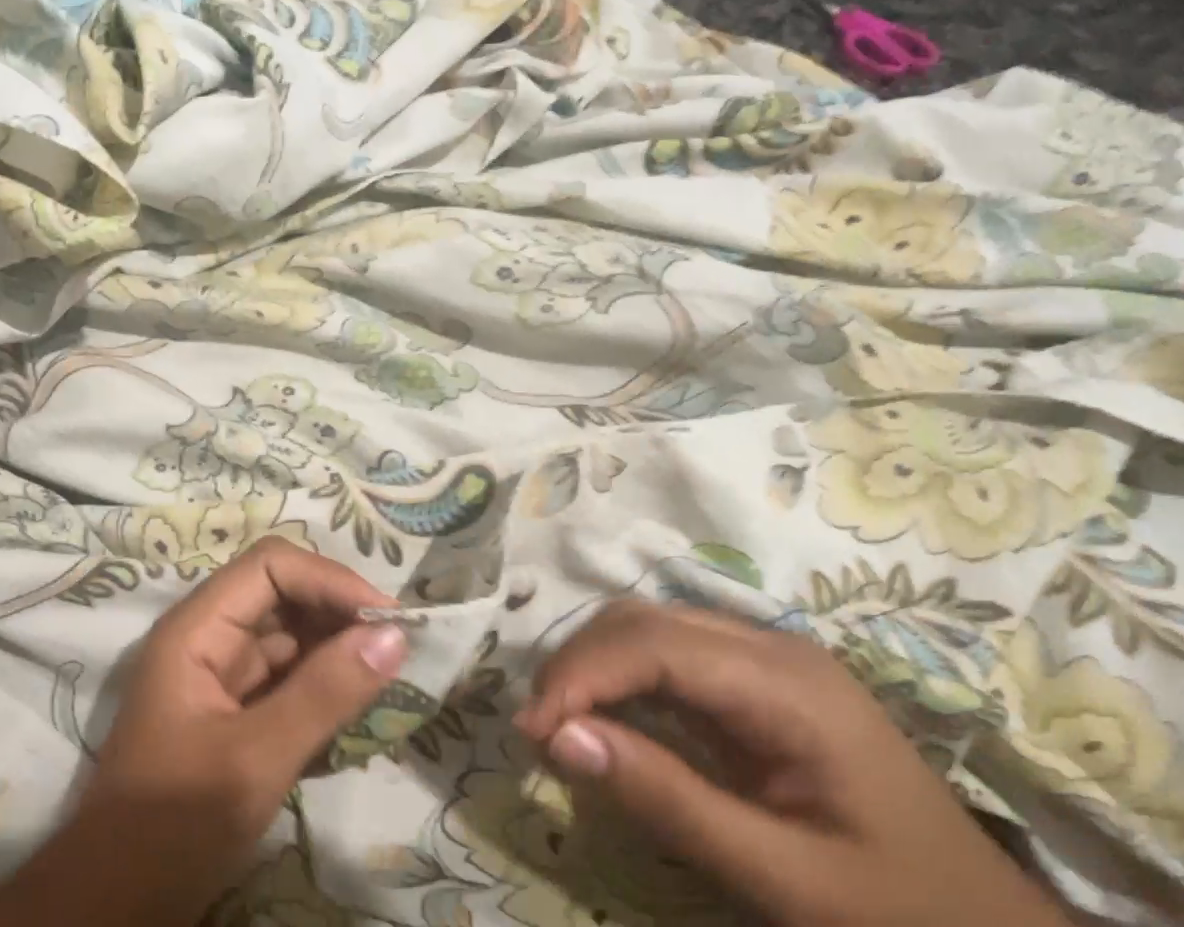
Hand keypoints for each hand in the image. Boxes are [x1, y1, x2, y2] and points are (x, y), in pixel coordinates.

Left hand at [0, 538, 407, 926]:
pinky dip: (322, 690)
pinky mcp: (231, 716)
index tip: (389, 619)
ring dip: (336, 653)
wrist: (118, 894)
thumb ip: (324, 693)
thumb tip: (394, 633)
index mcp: (196, 630)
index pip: (270, 568)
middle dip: (339, 614)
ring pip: (287, 641)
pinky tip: (358, 712)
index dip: (330, 580)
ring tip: (389, 679)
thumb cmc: (176, 820)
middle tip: (398, 650)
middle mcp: (206, 640)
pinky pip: (285, 682)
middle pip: (281, 596)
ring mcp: (218, 679)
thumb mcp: (256, 757)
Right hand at [515, 599, 1070, 926]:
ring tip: (559, 728)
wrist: (985, 925)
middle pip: (643, 620)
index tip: (530, 732)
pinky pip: (668, 656)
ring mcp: (768, 660)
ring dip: (591, 668)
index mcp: (787, 686)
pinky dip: (618, 680)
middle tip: (539, 734)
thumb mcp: (781, 874)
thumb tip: (559, 737)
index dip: (578, 675)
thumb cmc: (893, 905)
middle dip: (576, 666)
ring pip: (648, 628)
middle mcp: (774, 649)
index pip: (652, 644)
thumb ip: (668, 801)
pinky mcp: (758, 683)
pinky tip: (602, 721)